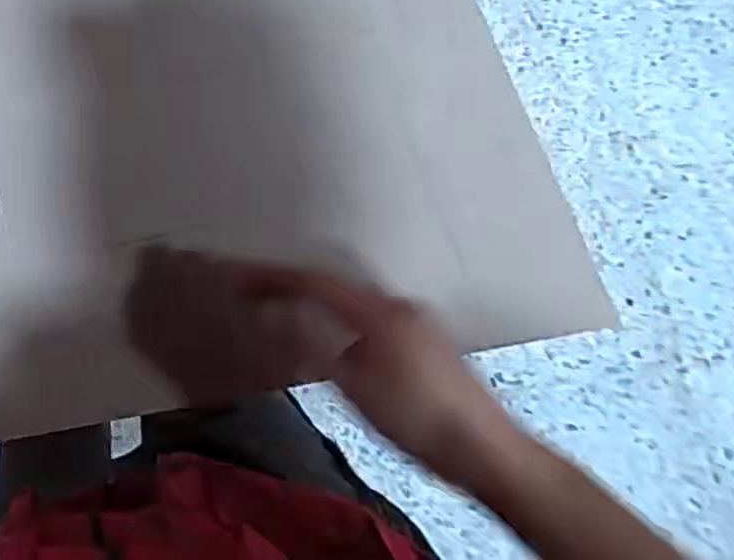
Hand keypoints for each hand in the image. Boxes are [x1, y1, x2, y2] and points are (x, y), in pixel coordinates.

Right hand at [237, 265, 529, 488]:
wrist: (495, 458)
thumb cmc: (422, 424)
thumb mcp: (352, 386)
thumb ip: (307, 343)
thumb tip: (271, 312)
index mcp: (377, 311)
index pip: (310, 280)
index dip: (268, 276)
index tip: (237, 276)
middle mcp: (397, 305)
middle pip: (329, 281)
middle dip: (285, 281)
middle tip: (250, 286)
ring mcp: (415, 319)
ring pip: (347, 294)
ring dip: (310, 294)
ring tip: (279, 300)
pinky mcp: (424, 335)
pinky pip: (364, 307)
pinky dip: (334, 307)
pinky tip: (326, 322)